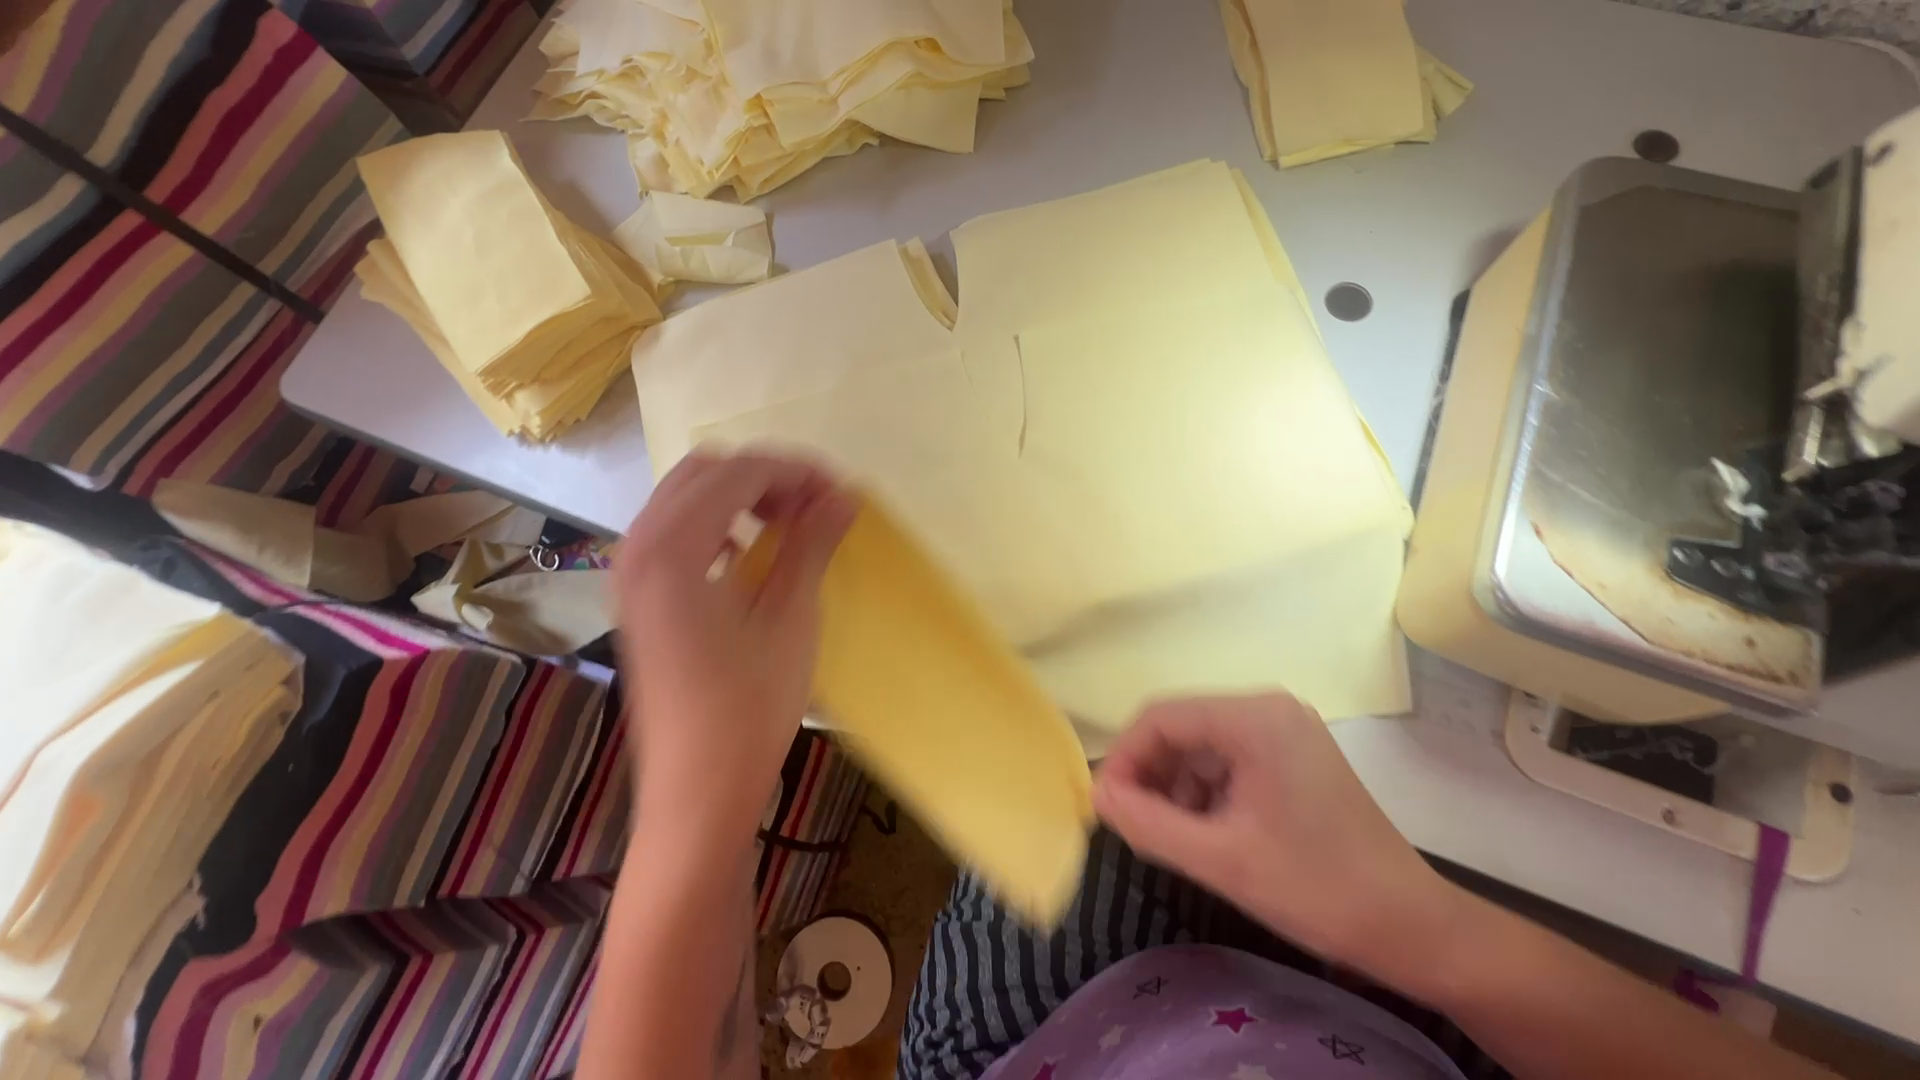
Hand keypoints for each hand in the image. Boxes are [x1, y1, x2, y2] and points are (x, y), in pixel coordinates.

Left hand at [613, 450, 856, 840]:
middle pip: (702, 472)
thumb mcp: (790, 618)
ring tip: (789, 526)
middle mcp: (637, 547)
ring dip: (739, 497)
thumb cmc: (749, 708)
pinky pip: (673, 532)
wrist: (698, 791)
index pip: (737, 473)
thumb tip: (844, 494)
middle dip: (763, 477)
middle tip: (815, 506)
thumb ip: (811, 544)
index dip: (793, 470)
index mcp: (671, 548)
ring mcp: (630, 574)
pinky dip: (715, 525)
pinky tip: (749, 555)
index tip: (839, 489)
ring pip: (684, 498)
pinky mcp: (636, 599)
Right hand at [1093, 695, 1463, 986]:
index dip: (1123, 760)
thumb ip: (1148, 824)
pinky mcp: (1291, 758)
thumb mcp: (1220, 860)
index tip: (1104, 810)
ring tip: (1172, 839)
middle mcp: (1269, 710)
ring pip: (1200, 748)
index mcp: (1255, 718)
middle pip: (1180, 729)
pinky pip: (1226, 763)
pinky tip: (1204, 835)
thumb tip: (1096, 797)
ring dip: (1174, 789)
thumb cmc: (1316, 888)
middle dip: (1149, 777)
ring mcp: (1284, 732)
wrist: (1410, 927)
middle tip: (1133, 828)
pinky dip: (1203, 795)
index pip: (1161, 718)